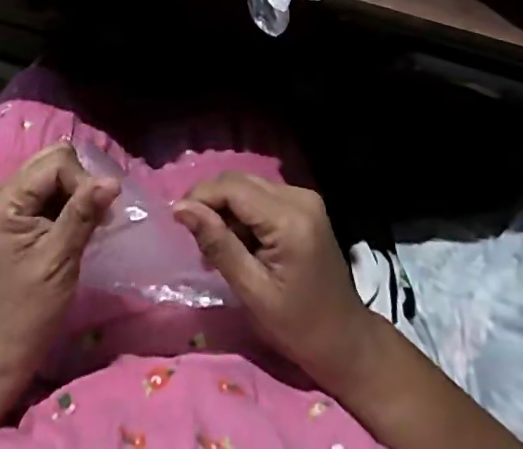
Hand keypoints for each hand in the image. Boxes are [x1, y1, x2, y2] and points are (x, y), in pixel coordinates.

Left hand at [0, 143, 118, 381]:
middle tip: (97, 216)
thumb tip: (113, 180)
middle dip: (81, 182)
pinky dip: (73, 204)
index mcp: (6, 199)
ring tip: (94, 223)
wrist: (3, 350)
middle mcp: (7, 193)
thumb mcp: (58, 260)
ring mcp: (15, 205)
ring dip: (79, 193)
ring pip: (56, 175)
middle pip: (54, 161)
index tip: (99, 214)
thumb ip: (83, 215)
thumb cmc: (28, 310)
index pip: (54, 163)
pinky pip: (54, 194)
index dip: (82, 181)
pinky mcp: (25, 219)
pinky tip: (84, 225)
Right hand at [173, 171, 382, 386]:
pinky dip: (242, 213)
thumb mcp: (252, 290)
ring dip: (224, 208)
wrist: (346, 341)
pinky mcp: (304, 206)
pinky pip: (260, 196)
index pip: (232, 188)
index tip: (177, 221)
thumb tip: (181, 209)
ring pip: (247, 185)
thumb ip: (218, 244)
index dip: (200, 197)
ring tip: (214, 246)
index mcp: (290, 219)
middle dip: (210, 202)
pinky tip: (237, 242)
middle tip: (194, 237)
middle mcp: (299, 197)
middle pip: (238, 181)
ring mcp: (304, 199)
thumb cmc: (298, 325)